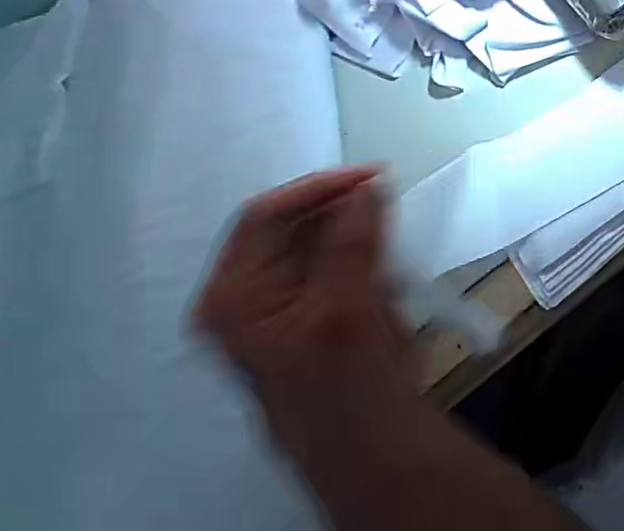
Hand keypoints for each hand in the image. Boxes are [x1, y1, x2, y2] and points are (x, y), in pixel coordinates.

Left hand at [193, 167, 411, 428]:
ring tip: (389, 250)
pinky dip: (363, 253)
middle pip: (291, 223)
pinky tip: (385, 273)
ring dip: (357, 234)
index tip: (373, 177)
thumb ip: (353, 241)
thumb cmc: (346, 385)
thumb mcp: (346, 307)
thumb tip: (367, 186)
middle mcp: (247, 291)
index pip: (265, 215)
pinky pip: (334, 259)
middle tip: (387, 211)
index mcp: (234, 293)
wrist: (367, 446)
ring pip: (316, 238)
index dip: (318, 188)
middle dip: (341, 213)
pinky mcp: (310, 306)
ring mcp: (278, 300)